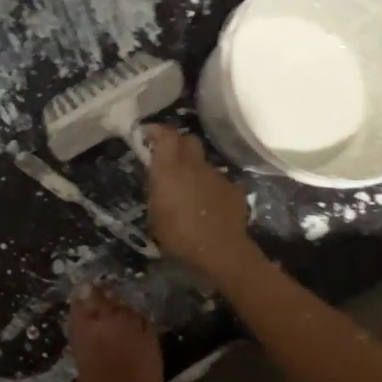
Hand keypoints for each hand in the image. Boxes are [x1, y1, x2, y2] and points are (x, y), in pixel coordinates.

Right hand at [144, 125, 258, 279]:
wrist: (220, 252)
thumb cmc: (179, 236)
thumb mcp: (155, 213)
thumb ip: (156, 188)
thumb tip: (156, 175)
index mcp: (171, 169)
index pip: (165, 135)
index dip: (156, 130)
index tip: (147, 133)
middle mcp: (195, 165)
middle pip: (188, 140)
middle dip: (178, 144)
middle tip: (168, 158)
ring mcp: (217, 176)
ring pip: (203, 163)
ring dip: (195, 170)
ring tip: (190, 190)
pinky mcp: (234, 189)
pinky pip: (219, 182)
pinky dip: (211, 188)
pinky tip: (209, 205)